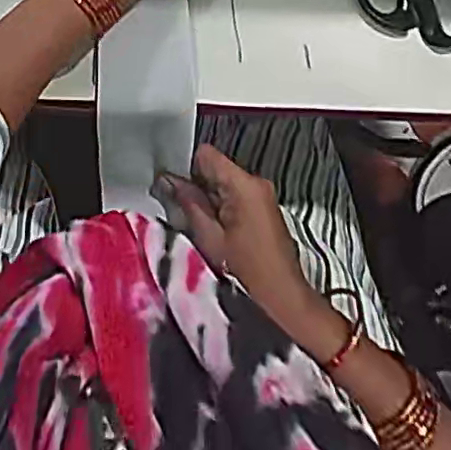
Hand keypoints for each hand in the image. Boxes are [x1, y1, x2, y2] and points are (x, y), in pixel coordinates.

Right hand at [154, 145, 314, 321]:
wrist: (281, 295)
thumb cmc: (245, 270)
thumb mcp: (211, 238)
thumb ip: (190, 204)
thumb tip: (169, 181)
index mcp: (243, 184)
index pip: (207, 154)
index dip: (187, 167)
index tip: (174, 187)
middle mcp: (256, 181)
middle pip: (216, 168)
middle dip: (198, 185)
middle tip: (182, 210)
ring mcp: (263, 193)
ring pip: (225, 182)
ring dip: (210, 198)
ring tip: (202, 225)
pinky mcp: (265, 206)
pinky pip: (236, 194)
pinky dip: (223, 206)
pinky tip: (218, 230)